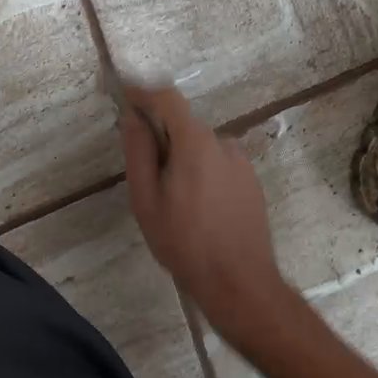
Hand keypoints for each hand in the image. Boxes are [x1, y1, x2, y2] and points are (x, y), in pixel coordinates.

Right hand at [120, 84, 285, 328]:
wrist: (241, 285)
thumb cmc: (186, 243)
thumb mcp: (146, 200)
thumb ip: (138, 152)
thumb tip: (132, 117)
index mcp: (195, 142)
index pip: (168, 97)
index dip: (145, 92)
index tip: (125, 94)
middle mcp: (222, 143)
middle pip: (185, 125)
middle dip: (163, 136)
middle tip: (146, 171)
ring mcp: (241, 162)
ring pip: (202, 147)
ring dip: (184, 158)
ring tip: (174, 200)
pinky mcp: (252, 182)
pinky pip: (219, 164)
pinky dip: (203, 173)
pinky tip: (199, 209)